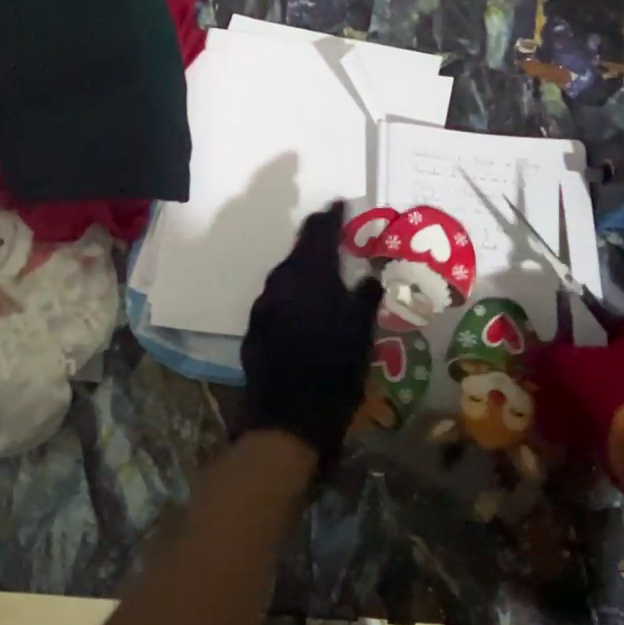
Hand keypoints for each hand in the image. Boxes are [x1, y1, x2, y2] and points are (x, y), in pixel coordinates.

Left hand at [240, 202, 383, 471]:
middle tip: (336, 240)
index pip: (318, 232)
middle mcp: (281, 283)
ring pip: (284, 276)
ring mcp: (262, 306)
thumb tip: (370, 275)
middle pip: (298, 251)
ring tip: (323, 275)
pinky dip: (291, 297)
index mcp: (310, 277)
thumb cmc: (335, 376)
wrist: (288, 420)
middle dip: (316, 243)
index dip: (331, 216)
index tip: (340, 205)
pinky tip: (304, 310)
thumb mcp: (361, 336)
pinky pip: (275, 301)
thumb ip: (365, 299)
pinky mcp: (253, 329)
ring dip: (303, 271)